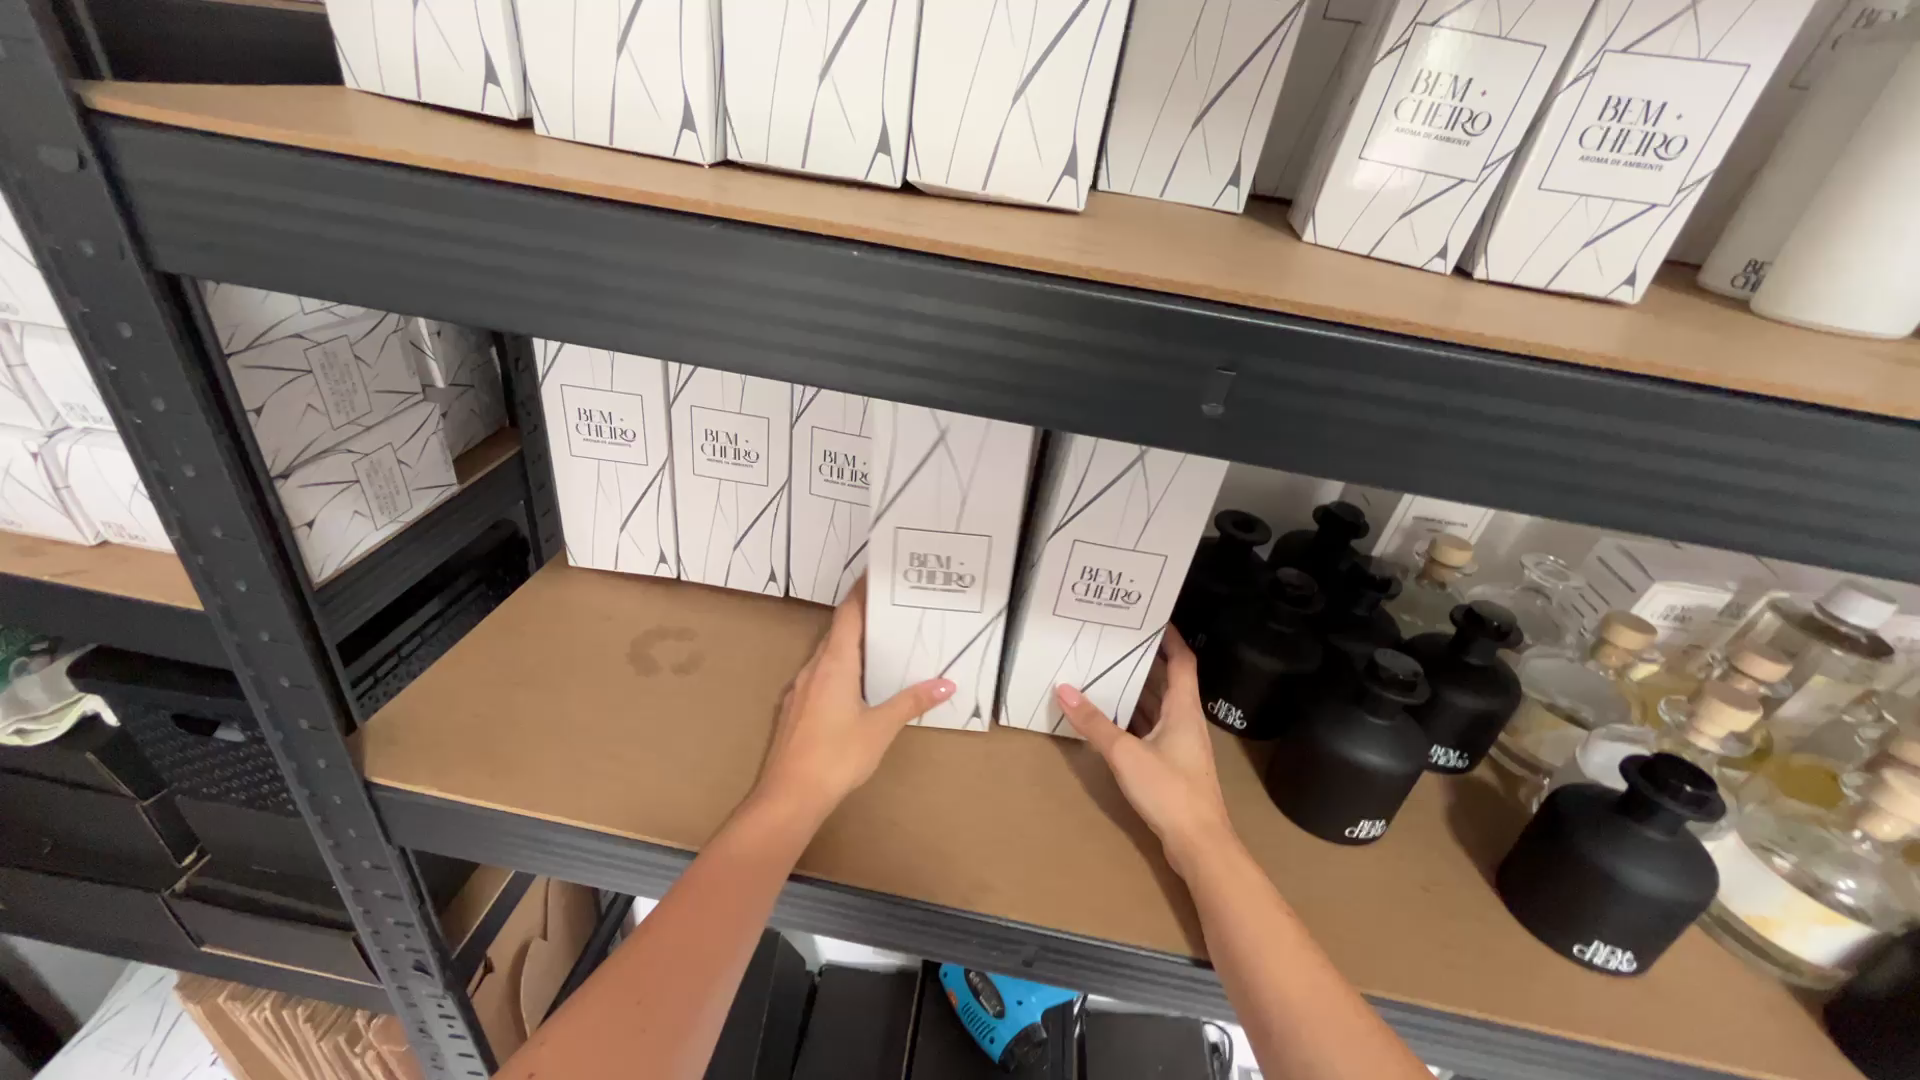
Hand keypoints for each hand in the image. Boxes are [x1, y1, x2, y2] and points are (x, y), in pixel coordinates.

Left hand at [755, 578, 954, 822]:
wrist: (789, 795)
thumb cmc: (836, 756)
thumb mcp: (881, 728)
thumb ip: (911, 701)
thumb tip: (946, 684)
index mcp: (835, 664)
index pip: (849, 614)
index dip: (862, 591)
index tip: (877, 573)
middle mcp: (814, 668)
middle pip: (838, 632)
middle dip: (863, 618)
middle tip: (891, 610)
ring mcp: (800, 689)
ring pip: (827, 655)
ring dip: (851, 646)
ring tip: (879, 645)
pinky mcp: (795, 709)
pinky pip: (820, 676)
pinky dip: (840, 670)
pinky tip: (855, 687)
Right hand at [1056, 630, 1236, 877]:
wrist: (1199, 844)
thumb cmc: (1170, 791)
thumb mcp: (1125, 753)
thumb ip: (1094, 723)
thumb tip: (1064, 689)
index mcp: (1183, 709)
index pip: (1183, 661)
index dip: (1170, 638)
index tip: (1151, 618)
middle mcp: (1185, 721)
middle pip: (1168, 682)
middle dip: (1144, 661)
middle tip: (1113, 641)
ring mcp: (1180, 745)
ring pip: (1157, 708)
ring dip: (1135, 691)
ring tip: (1104, 672)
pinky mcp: (1171, 766)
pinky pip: (1150, 730)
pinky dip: (1132, 719)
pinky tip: (1109, 718)